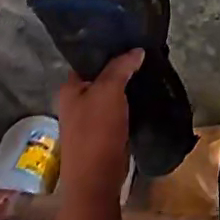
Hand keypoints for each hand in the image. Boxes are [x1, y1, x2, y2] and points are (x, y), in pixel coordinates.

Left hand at [55, 49, 143, 198]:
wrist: (96, 181)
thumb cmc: (96, 132)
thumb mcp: (108, 91)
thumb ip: (121, 67)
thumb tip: (137, 50)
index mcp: (70, 89)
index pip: (89, 58)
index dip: (109, 48)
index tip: (132, 38)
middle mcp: (76, 101)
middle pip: (102, 76)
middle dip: (122, 66)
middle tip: (145, 53)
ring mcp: (89, 119)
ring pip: (112, 93)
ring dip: (128, 85)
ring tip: (149, 69)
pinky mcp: (104, 133)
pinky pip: (119, 109)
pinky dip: (131, 102)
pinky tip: (146, 93)